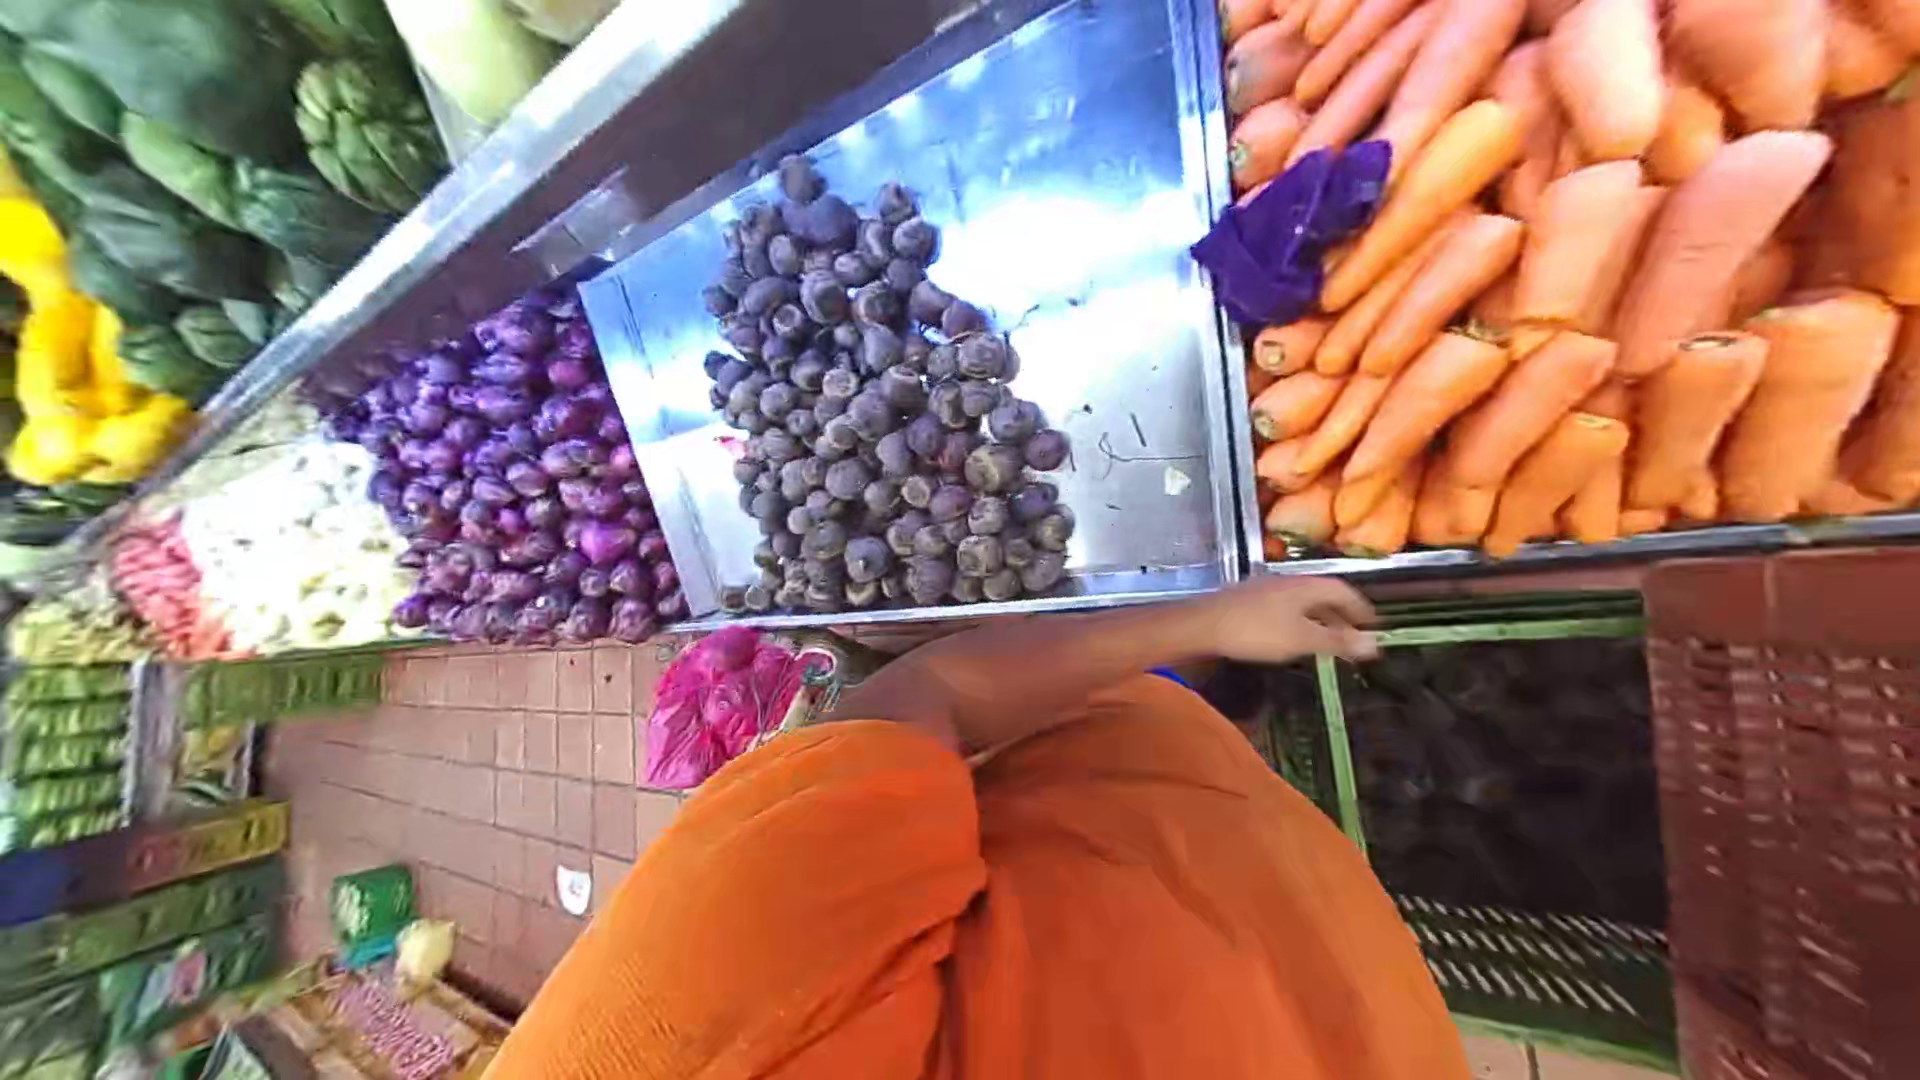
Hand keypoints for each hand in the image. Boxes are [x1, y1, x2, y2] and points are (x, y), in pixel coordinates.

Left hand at [1190, 577, 1378, 663]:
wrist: (1201, 625)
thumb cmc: (1256, 632)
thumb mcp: (1302, 640)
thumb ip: (1338, 641)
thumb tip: (1375, 644)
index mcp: (1304, 585)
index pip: (1342, 589)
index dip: (1361, 607)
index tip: (1373, 625)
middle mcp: (1285, 580)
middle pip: (1321, 593)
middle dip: (1339, 614)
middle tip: (1352, 636)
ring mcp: (1263, 588)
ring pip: (1300, 600)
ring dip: (1318, 618)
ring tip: (1325, 640)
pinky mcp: (1246, 599)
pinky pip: (1282, 606)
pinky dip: (1296, 620)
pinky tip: (1291, 636)